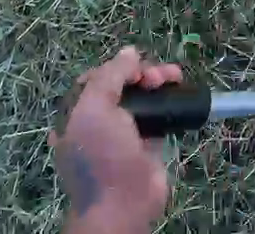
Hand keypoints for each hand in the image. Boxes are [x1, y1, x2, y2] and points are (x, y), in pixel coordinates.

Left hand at [51, 47, 181, 233]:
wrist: (124, 203)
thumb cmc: (102, 155)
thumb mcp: (95, 110)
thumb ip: (110, 76)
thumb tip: (129, 52)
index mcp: (75, 117)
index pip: (94, 79)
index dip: (116, 68)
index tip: (134, 68)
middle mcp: (97, 123)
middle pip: (122, 85)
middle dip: (141, 72)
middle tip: (156, 76)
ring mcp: (123, 133)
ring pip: (142, 95)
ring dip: (158, 80)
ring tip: (173, 77)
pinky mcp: (148, 141)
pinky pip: (158, 111)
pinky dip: (168, 98)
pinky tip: (178, 90)